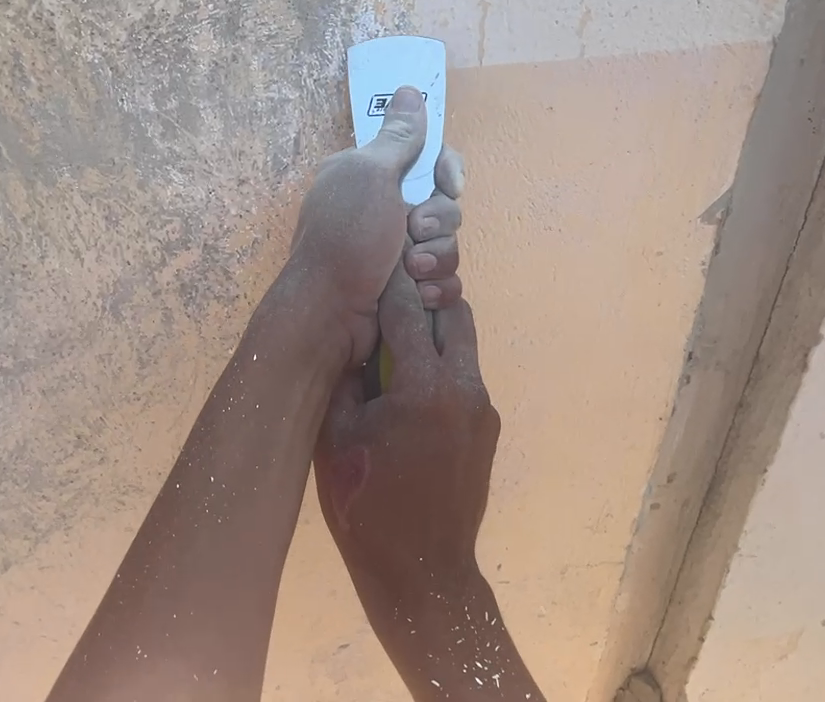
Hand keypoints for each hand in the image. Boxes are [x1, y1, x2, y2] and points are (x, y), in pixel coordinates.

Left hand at [288, 85, 459, 368]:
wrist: (332, 314)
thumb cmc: (348, 236)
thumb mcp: (371, 175)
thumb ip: (399, 136)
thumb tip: (410, 87)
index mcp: (371, 175)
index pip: (427, 158)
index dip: (445, 169)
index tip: (448, 183)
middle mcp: (385, 208)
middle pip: (445, 202)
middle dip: (438, 220)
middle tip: (414, 231)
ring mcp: (397, 250)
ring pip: (448, 243)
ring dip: (437, 257)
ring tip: (412, 271)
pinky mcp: (409, 287)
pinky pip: (446, 279)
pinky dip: (438, 288)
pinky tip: (421, 296)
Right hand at [314, 266, 498, 599]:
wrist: (421, 574)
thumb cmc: (367, 506)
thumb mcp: (336, 438)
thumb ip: (346, 377)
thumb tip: (352, 335)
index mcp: (423, 385)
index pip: (407, 309)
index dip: (390, 278)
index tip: (380, 251)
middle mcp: (464, 386)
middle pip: (454, 311)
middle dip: (424, 294)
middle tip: (392, 290)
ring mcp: (483, 408)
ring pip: (464, 342)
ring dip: (435, 329)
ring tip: (399, 334)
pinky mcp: (489, 427)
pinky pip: (464, 375)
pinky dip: (440, 363)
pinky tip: (410, 384)